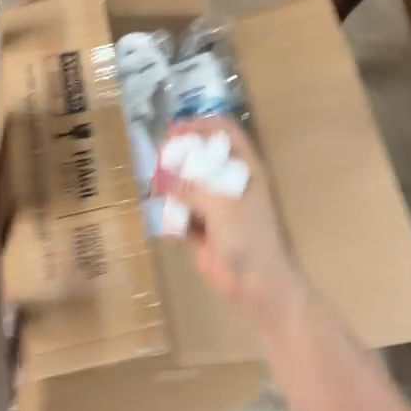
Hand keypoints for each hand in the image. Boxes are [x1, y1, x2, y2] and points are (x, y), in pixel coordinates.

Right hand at [153, 116, 304, 319]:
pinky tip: (159, 215)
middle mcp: (229, 182)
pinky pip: (180, 213)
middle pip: (201, 156)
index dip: (201, 125)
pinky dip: (169, 213)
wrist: (257, 285)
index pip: (224, 132)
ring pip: (188, 184)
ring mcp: (216, 206)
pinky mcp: (202, 229)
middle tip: (158, 160)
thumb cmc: (249, 238)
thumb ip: (192, 188)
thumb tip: (163, 177)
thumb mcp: (223, 206)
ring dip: (170, 184)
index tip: (175, 130)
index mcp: (245, 169)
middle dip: (179, 155)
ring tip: (153, 186)